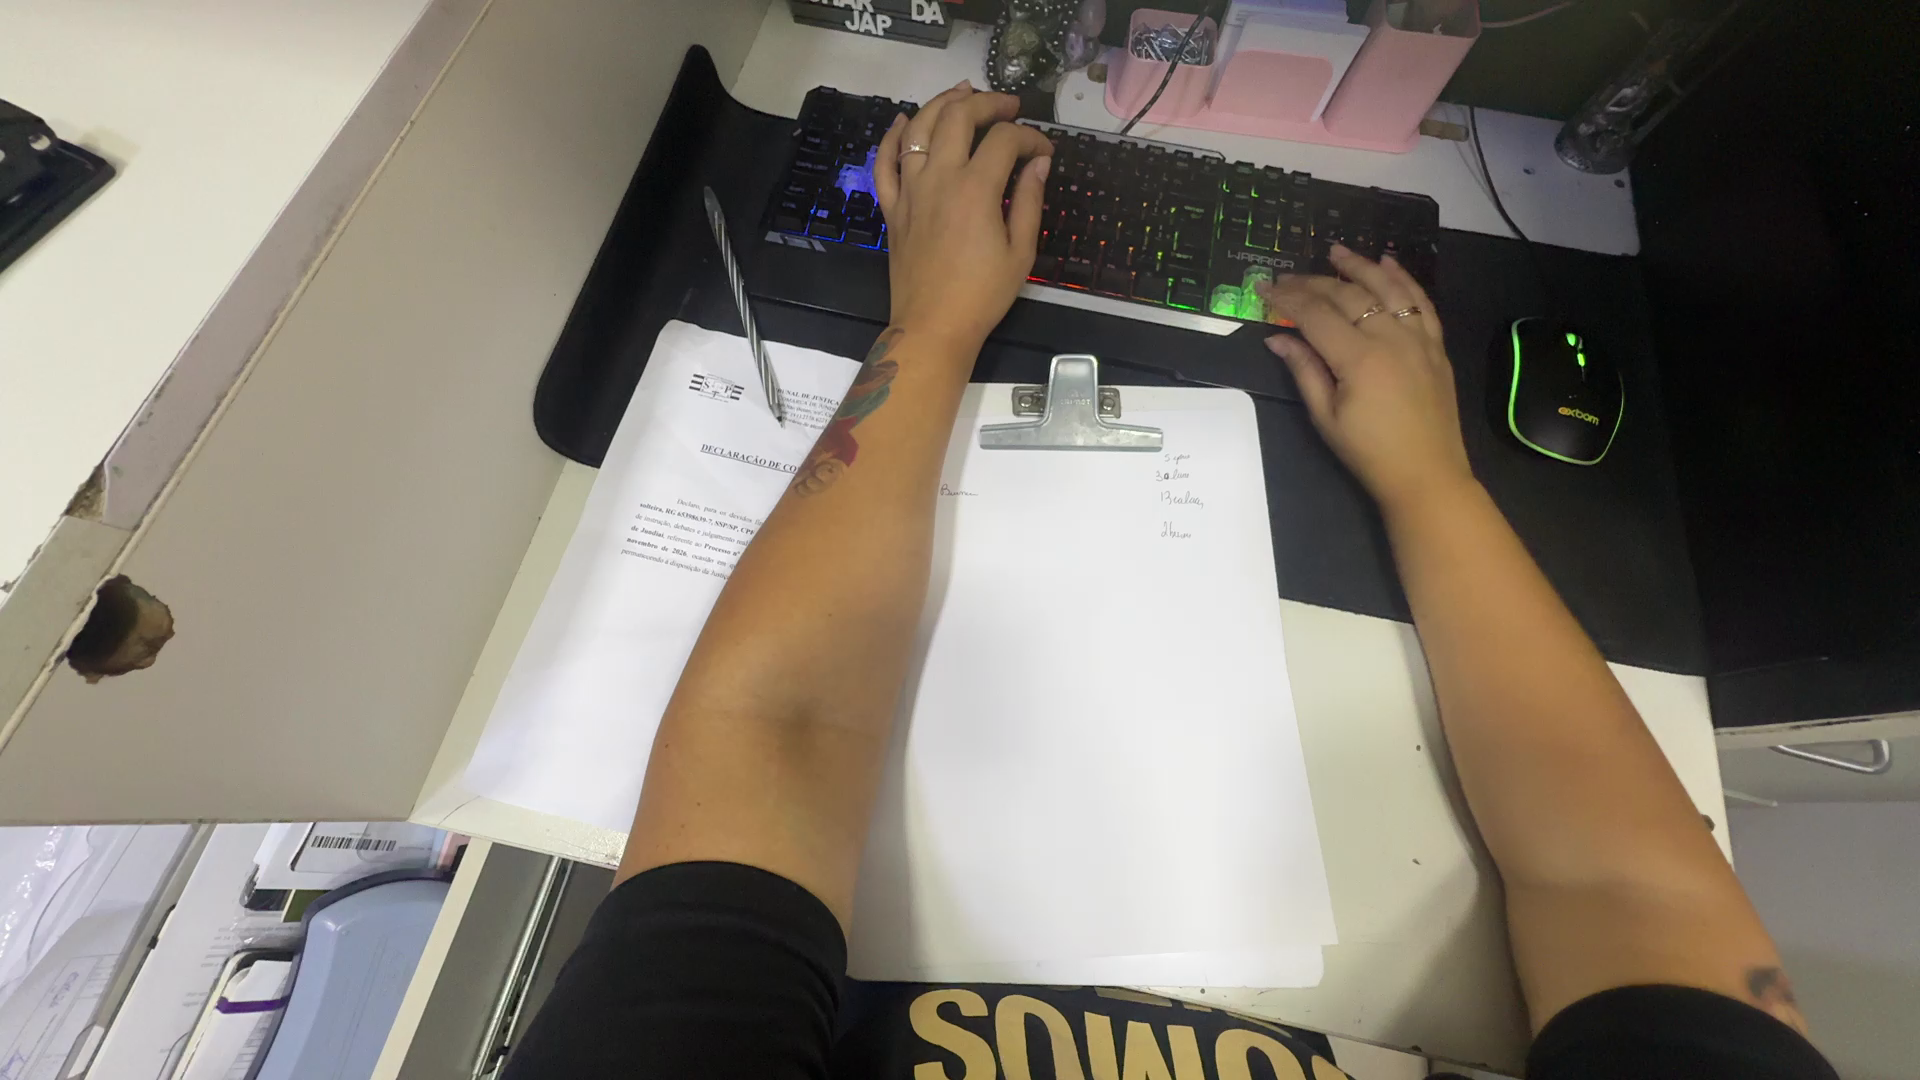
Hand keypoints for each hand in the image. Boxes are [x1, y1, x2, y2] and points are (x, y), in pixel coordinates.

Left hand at [874, 82, 1052, 349]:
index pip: (1005, 140)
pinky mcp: (893, 209)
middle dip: (989, 103)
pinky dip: (892, 137)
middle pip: (960, 116)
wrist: (933, 328)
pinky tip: (904, 122)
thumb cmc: (981, 297)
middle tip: (1009, 107)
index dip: (1030, 137)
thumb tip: (1038, 165)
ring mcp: (911, 191)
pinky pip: (885, 164)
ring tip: (963, 93)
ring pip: (920, 128)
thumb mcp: (1020, 254)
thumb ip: (1029, 202)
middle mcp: (940, 178)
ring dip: (943, 102)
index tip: (1044, 153)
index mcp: (976, 189)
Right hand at [1260, 245, 1474, 513]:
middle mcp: (1390, 338)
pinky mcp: (1435, 345)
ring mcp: (1418, 338)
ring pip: (1388, 288)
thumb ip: (1304, 371)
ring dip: (1360, 266)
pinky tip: (1388, 264)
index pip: (1316, 315)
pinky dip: (1404, 279)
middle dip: (1313, 282)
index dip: (1288, 298)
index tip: (1265, 287)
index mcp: (1358, 359)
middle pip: (1348, 296)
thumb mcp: (1325, 416)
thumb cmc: (1367, 451)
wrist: (1426, 473)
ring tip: (1337, 251)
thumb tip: (1278, 338)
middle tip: (1287, 277)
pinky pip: (1421, 301)